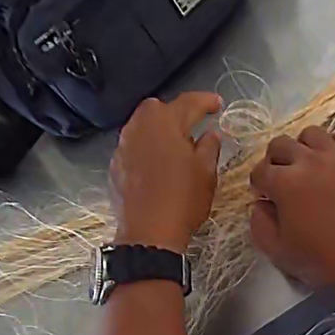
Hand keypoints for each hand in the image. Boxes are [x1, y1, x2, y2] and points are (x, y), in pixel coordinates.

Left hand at [108, 91, 223, 251]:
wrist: (149, 233)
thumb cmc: (184, 200)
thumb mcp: (206, 173)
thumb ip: (209, 147)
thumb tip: (210, 134)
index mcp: (165, 123)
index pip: (189, 102)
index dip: (206, 101)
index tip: (218, 104)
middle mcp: (140, 127)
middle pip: (157, 108)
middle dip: (176, 112)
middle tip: (194, 126)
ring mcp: (124, 146)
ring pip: (142, 126)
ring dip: (159, 130)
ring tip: (176, 146)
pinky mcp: (116, 165)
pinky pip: (134, 147)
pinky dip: (148, 148)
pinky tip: (158, 165)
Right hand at [247, 126, 334, 296]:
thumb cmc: (325, 260)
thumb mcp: (280, 253)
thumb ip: (260, 226)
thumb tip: (260, 206)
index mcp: (284, 183)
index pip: (260, 172)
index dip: (259, 185)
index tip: (266, 197)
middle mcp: (307, 162)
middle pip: (280, 145)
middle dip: (275, 161)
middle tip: (282, 180)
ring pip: (311, 134)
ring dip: (303, 147)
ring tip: (307, 166)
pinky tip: (334, 160)